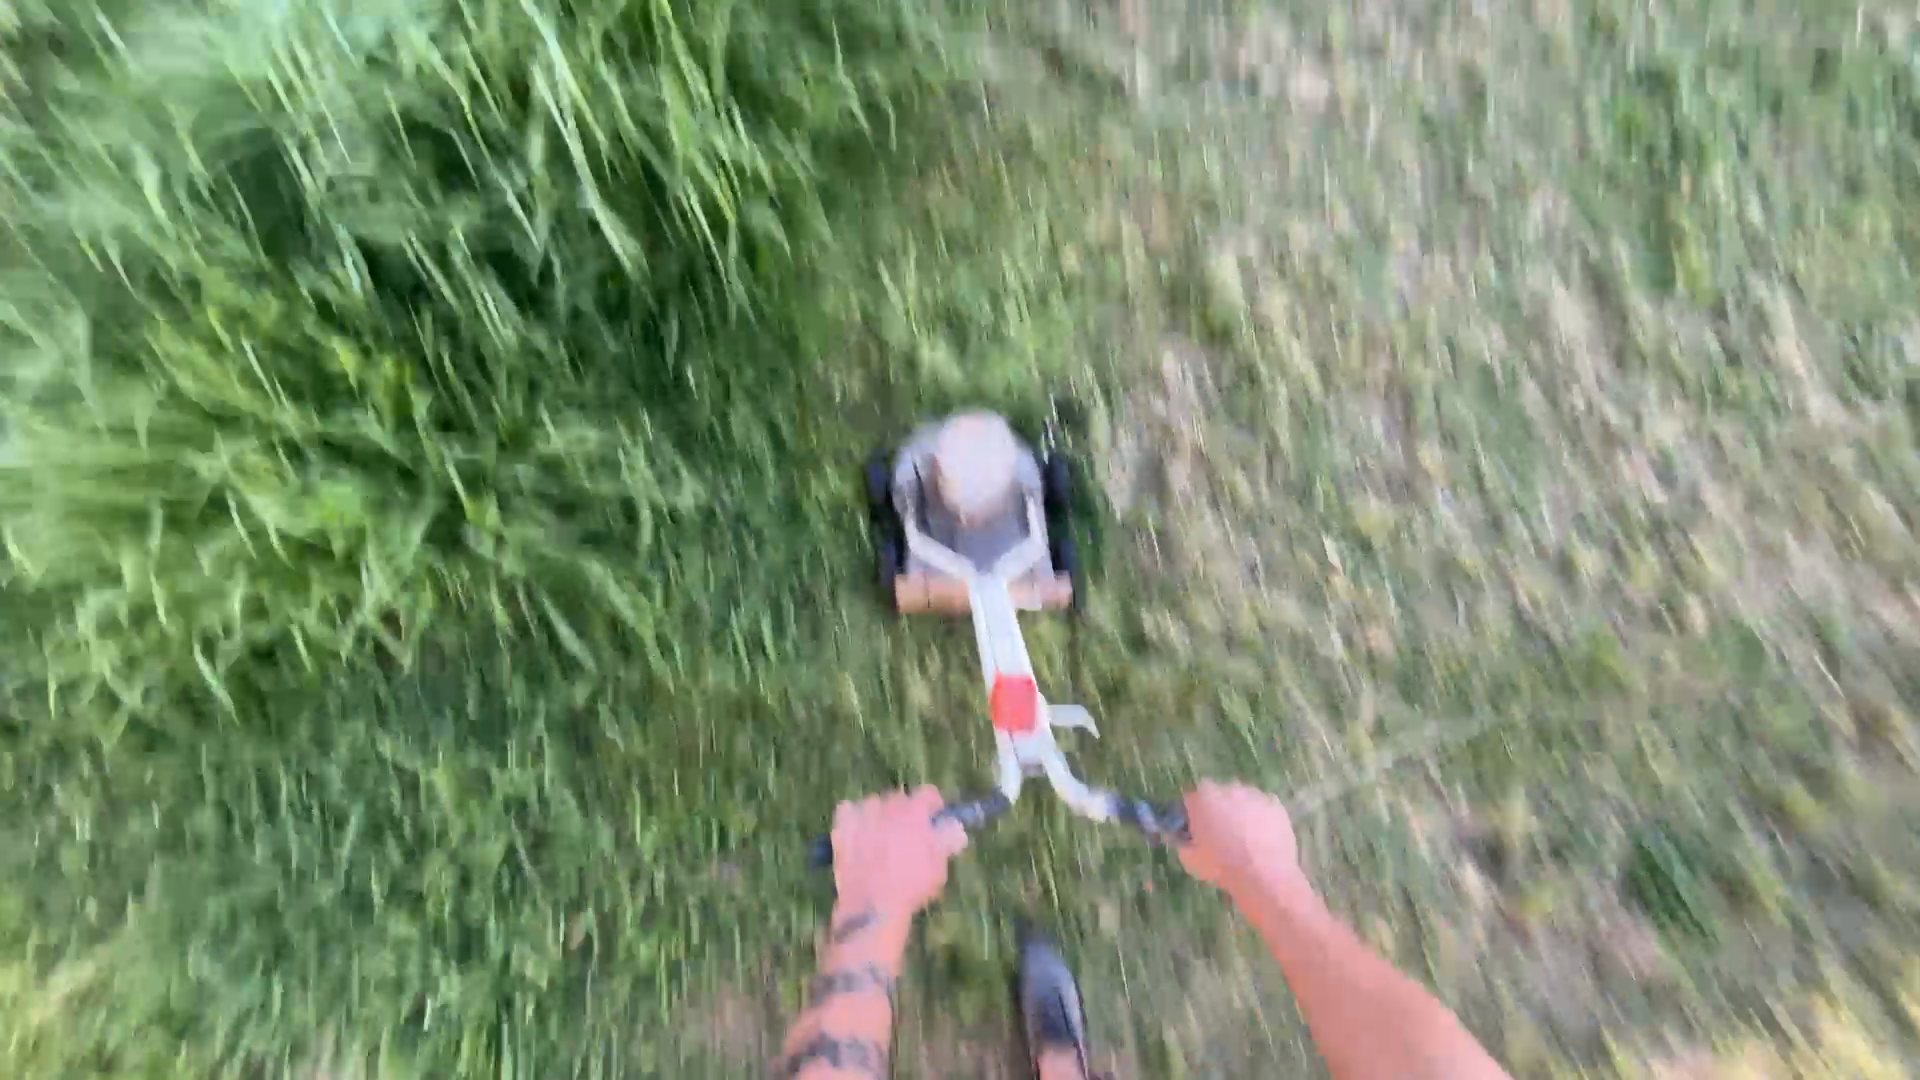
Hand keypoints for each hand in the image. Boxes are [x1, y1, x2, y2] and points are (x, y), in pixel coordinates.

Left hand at [831, 787, 967, 916]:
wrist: (872, 907)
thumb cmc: (911, 888)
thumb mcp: (938, 867)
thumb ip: (947, 841)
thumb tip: (954, 827)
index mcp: (915, 811)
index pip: (929, 793)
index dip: (932, 806)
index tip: (933, 819)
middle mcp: (889, 805)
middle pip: (901, 798)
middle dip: (906, 812)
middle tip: (907, 835)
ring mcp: (863, 814)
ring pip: (875, 804)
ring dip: (880, 815)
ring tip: (880, 838)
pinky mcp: (842, 826)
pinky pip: (848, 810)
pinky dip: (854, 819)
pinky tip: (857, 835)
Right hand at [1179, 782, 1306, 897]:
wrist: (1264, 877)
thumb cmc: (1222, 867)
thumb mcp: (1190, 860)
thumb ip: (1182, 843)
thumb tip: (1184, 838)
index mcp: (1202, 797)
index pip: (1191, 800)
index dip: (1193, 815)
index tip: (1197, 830)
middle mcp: (1227, 787)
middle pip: (1217, 794)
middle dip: (1218, 809)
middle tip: (1222, 834)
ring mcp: (1253, 794)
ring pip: (1242, 798)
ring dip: (1240, 811)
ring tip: (1245, 837)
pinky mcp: (1274, 804)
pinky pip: (1263, 806)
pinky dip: (1262, 816)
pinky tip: (1263, 836)